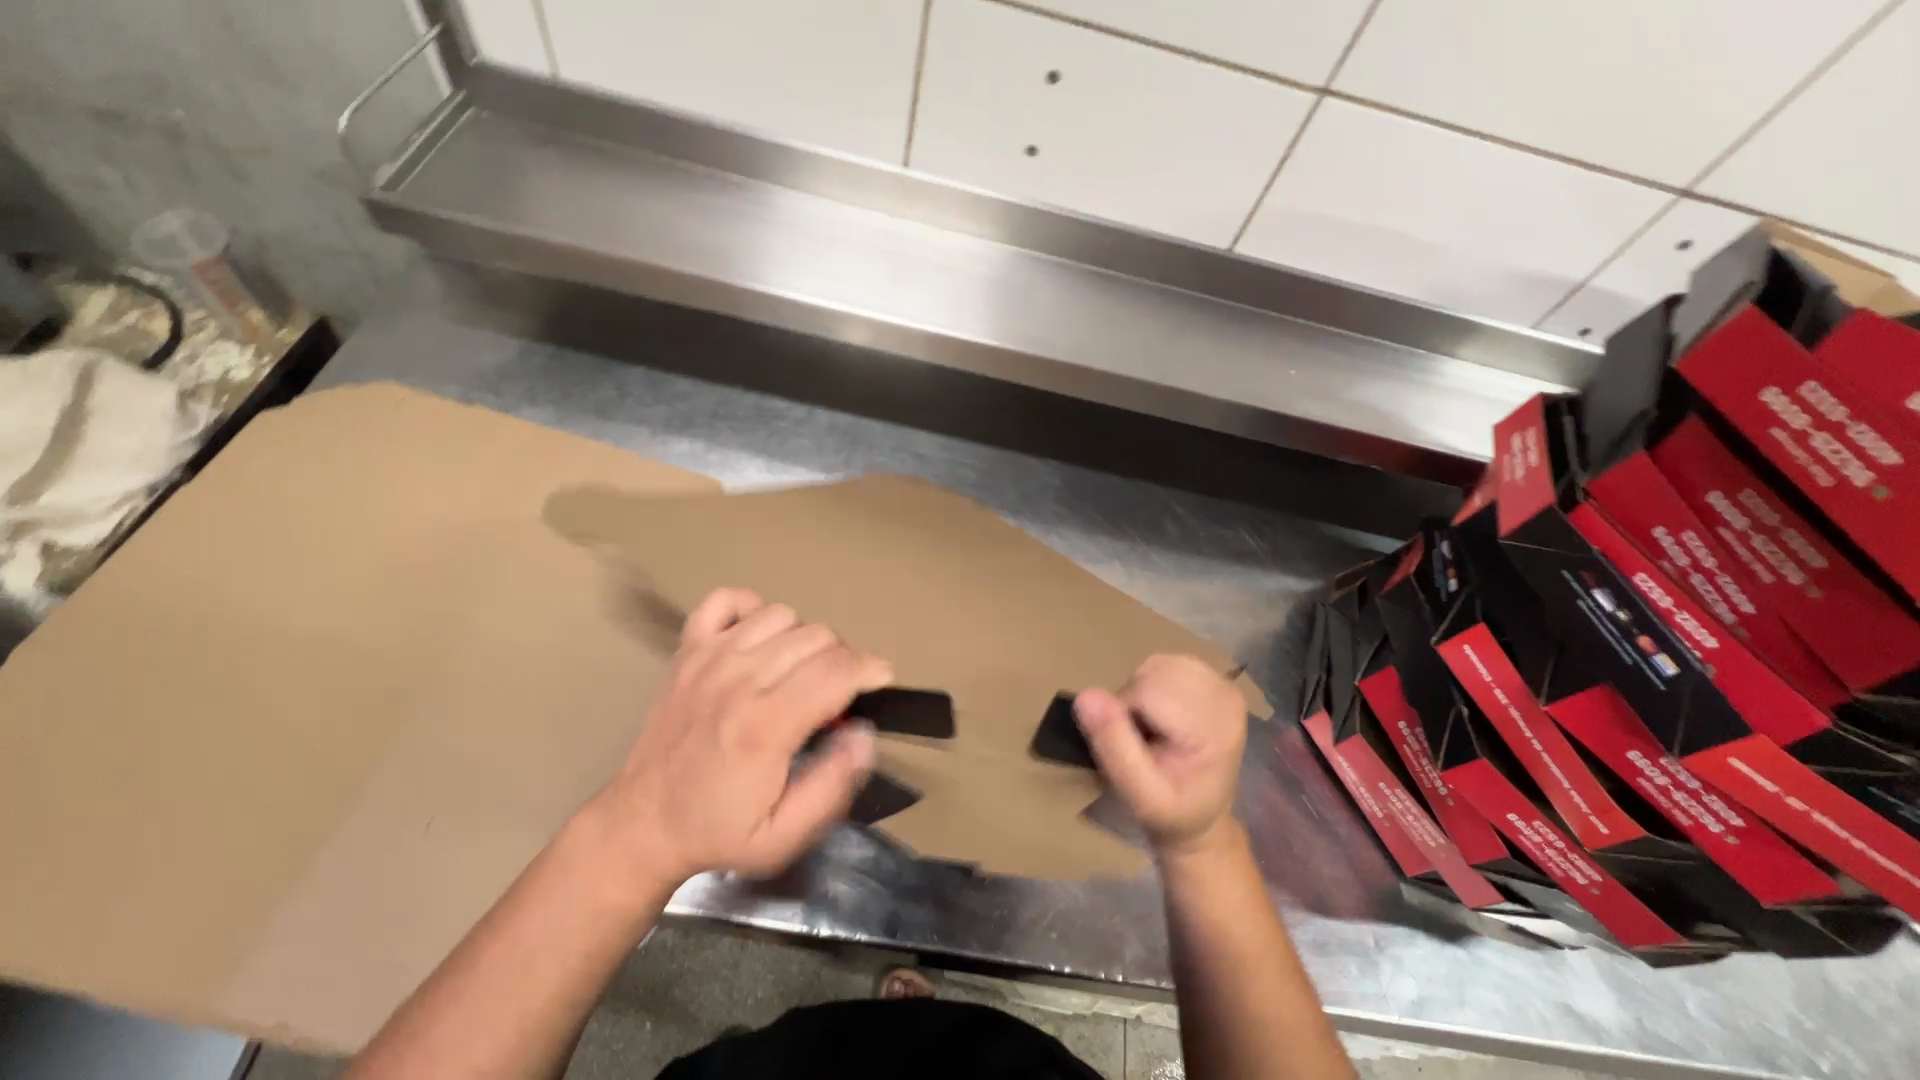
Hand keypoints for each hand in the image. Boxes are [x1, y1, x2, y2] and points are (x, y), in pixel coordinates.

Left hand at [584, 588, 892, 897]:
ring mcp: (708, 658)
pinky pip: (729, 599)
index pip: (835, 670)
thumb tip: (864, 735)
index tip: (881, 679)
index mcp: (763, 728)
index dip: (871, 668)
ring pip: (782, 614)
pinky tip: (758, 643)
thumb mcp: (786, 834)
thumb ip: (833, 786)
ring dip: (802, 640)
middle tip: (835, 695)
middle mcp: (737, 682)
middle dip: (841, 661)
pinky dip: (753, 610)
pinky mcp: (687, 650)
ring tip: (797, 674)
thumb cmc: (719, 830)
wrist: (644, 823)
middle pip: (817, 637)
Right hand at [1074, 655, 1246, 856]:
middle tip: (1141, 740)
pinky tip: (1160, 713)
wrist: (1203, 818)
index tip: (1135, 748)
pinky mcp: (1216, 680)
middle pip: (1153, 673)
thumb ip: (1114, 746)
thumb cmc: (1171, 812)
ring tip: (1150, 727)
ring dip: (1141, 691)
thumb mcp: (1138, 794)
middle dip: (1134, 702)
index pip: (1147, 692)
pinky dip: (1152, 683)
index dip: (1125, 715)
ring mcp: (1223, 685)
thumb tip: (1086, 696)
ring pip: (1157, 664)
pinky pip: (1166, 663)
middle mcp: (1225, 697)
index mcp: (1214, 727)